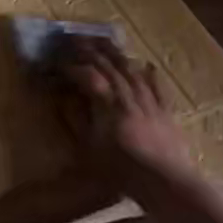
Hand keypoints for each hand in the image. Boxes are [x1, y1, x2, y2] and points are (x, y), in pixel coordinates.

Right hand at [60, 38, 195, 186]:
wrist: (165, 182)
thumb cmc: (121, 171)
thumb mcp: (89, 149)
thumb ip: (77, 121)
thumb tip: (63, 99)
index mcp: (107, 104)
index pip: (87, 76)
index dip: (71, 67)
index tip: (57, 63)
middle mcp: (128, 95)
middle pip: (109, 66)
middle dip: (90, 51)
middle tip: (75, 39)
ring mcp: (149, 101)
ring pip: (132, 70)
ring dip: (116, 54)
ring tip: (105, 42)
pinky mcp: (165, 112)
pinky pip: (158, 87)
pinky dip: (151, 75)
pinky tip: (148, 64)